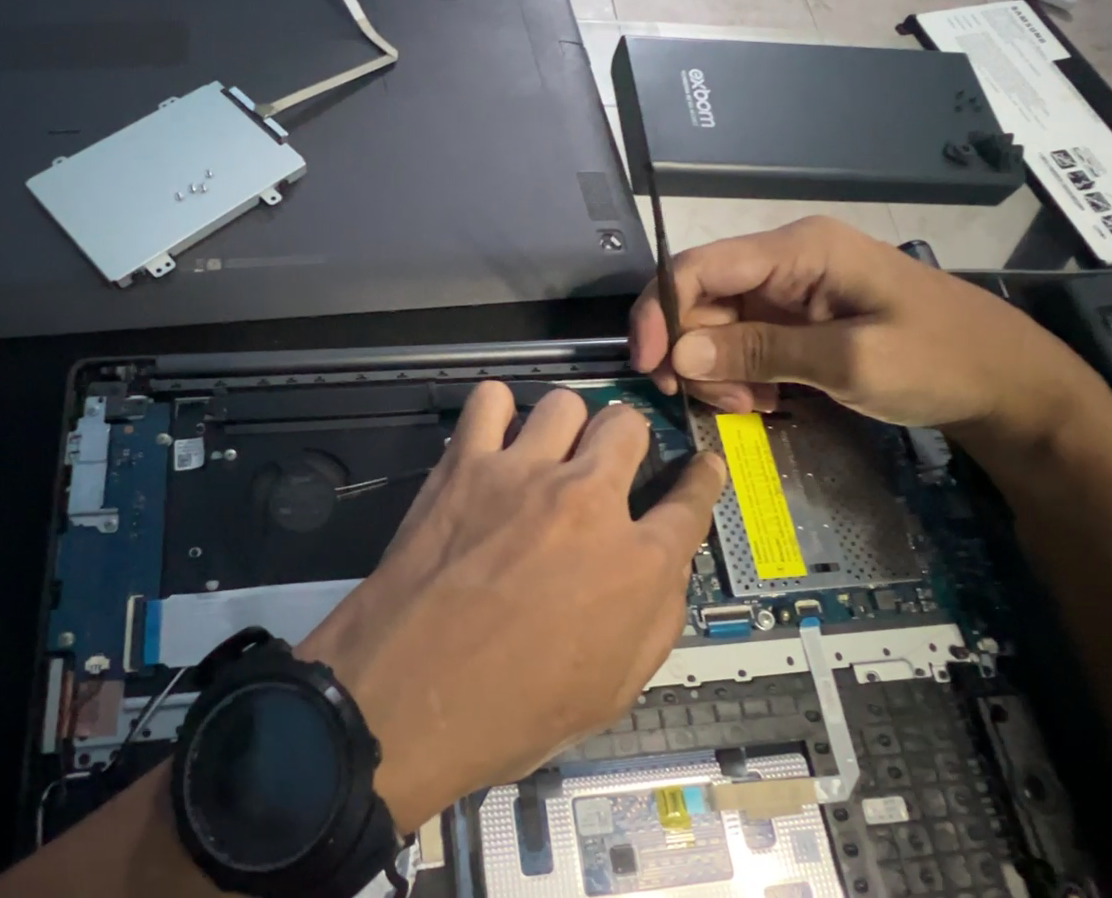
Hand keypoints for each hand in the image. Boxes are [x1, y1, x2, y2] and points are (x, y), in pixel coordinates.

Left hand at [295, 382, 726, 833]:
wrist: (408, 697)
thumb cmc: (514, 711)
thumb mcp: (616, 689)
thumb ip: (656, 618)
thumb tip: (664, 567)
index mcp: (638, 562)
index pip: (691, 500)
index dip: (702, 479)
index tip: (701, 467)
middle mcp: (589, 500)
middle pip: (628, 426)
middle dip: (627, 441)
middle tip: (607, 466)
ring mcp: (523, 473)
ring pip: (564, 403)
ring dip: (566, 426)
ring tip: (548, 453)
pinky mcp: (464, 464)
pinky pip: (490, 401)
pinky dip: (498, 412)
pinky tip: (494, 440)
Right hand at [629, 216, 1101, 438]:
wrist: (1009, 385)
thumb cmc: (941, 361)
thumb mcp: (851, 361)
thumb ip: (762, 352)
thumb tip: (678, 353)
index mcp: (799, 250)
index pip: (697, 267)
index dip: (659, 312)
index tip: (650, 368)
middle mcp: (784, 263)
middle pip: (698, 299)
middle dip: (692, 352)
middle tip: (715, 403)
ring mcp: (789, 292)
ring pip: (712, 326)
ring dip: (716, 371)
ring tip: (752, 405)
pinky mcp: (795, 321)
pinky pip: (740, 344)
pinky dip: (739, 376)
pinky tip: (765, 400)